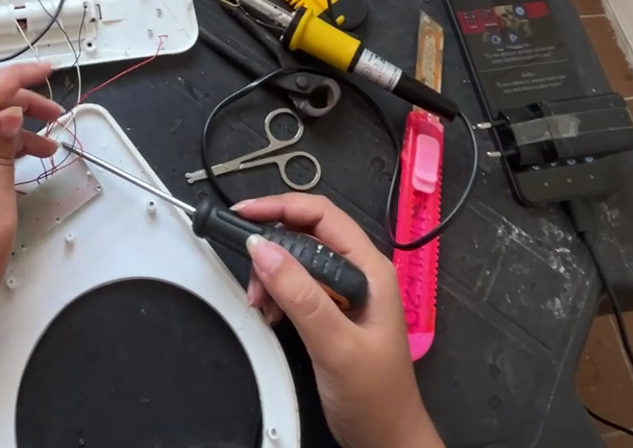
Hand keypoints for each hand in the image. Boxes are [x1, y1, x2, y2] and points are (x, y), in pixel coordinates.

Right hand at [239, 194, 441, 447]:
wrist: (388, 442)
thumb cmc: (376, 398)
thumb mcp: (335, 345)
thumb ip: (300, 295)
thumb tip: (262, 248)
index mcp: (369, 267)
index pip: (320, 215)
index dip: (280, 207)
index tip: (244, 213)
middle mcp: (357, 271)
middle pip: (305, 232)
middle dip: (271, 245)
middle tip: (248, 266)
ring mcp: (344, 290)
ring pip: (296, 258)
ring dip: (271, 273)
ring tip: (260, 301)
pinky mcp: (331, 308)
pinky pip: (295, 283)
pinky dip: (276, 292)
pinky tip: (271, 312)